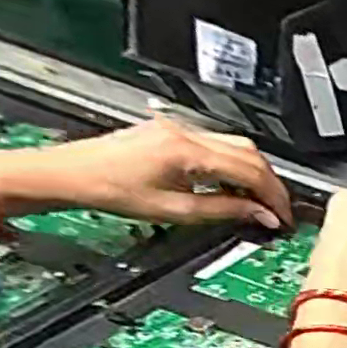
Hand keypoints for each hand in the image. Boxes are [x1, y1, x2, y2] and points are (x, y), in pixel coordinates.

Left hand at [30, 118, 291, 226]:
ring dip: (256, 175)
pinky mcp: (172, 132)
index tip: (284, 218)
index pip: (252, 173)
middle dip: (272, 186)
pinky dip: (236, 167)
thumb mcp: (177, 210)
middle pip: (252, 156)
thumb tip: (264, 215)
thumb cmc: (108, 190)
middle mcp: (185, 133)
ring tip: (256, 200)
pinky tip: (232, 186)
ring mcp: (178, 129)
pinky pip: (219, 145)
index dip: (275, 198)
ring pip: (241, 148)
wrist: (63, 173)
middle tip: (277, 211)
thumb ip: (228, 210)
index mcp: (186, 152)